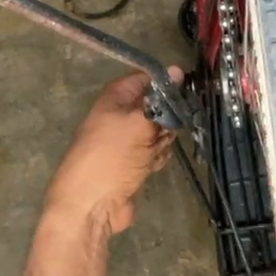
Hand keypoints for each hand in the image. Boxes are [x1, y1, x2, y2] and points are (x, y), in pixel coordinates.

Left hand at [43, 70, 177, 238]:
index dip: (166, 83)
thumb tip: (177, 69)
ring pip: (159, 129)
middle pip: (157, 105)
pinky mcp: (134, 161)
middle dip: (166, 119)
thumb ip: (160, 100)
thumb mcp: (137, 123)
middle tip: (160, 132)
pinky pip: (156, 150)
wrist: (91, 206)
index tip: (184, 92)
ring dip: (162, 141)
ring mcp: (127, 139)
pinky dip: (157, 158)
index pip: (147, 78)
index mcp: (115, 97)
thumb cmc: (110, 157)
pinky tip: (150, 167)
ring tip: (151, 153)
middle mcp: (121, 114)